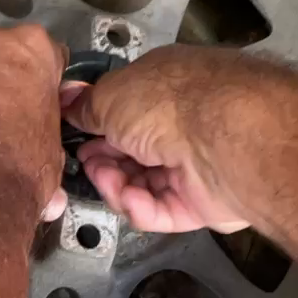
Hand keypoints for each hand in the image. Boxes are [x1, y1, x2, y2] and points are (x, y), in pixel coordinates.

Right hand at [63, 46, 277, 232]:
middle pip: (130, 152)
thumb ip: (87, 106)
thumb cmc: (173, 104)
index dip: (97, 126)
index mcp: (166, 86)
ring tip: (107, 179)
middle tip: (88, 163)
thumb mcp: (111, 96)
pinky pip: (158, 211)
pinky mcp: (200, 203)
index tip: (76, 136)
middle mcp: (183, 123)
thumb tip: (69, 102)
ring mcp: (193, 165)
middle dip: (103, 160)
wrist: (227, 139)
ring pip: (140, 185)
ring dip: (116, 185)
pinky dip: (139, 207)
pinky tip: (129, 198)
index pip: (125, 110)